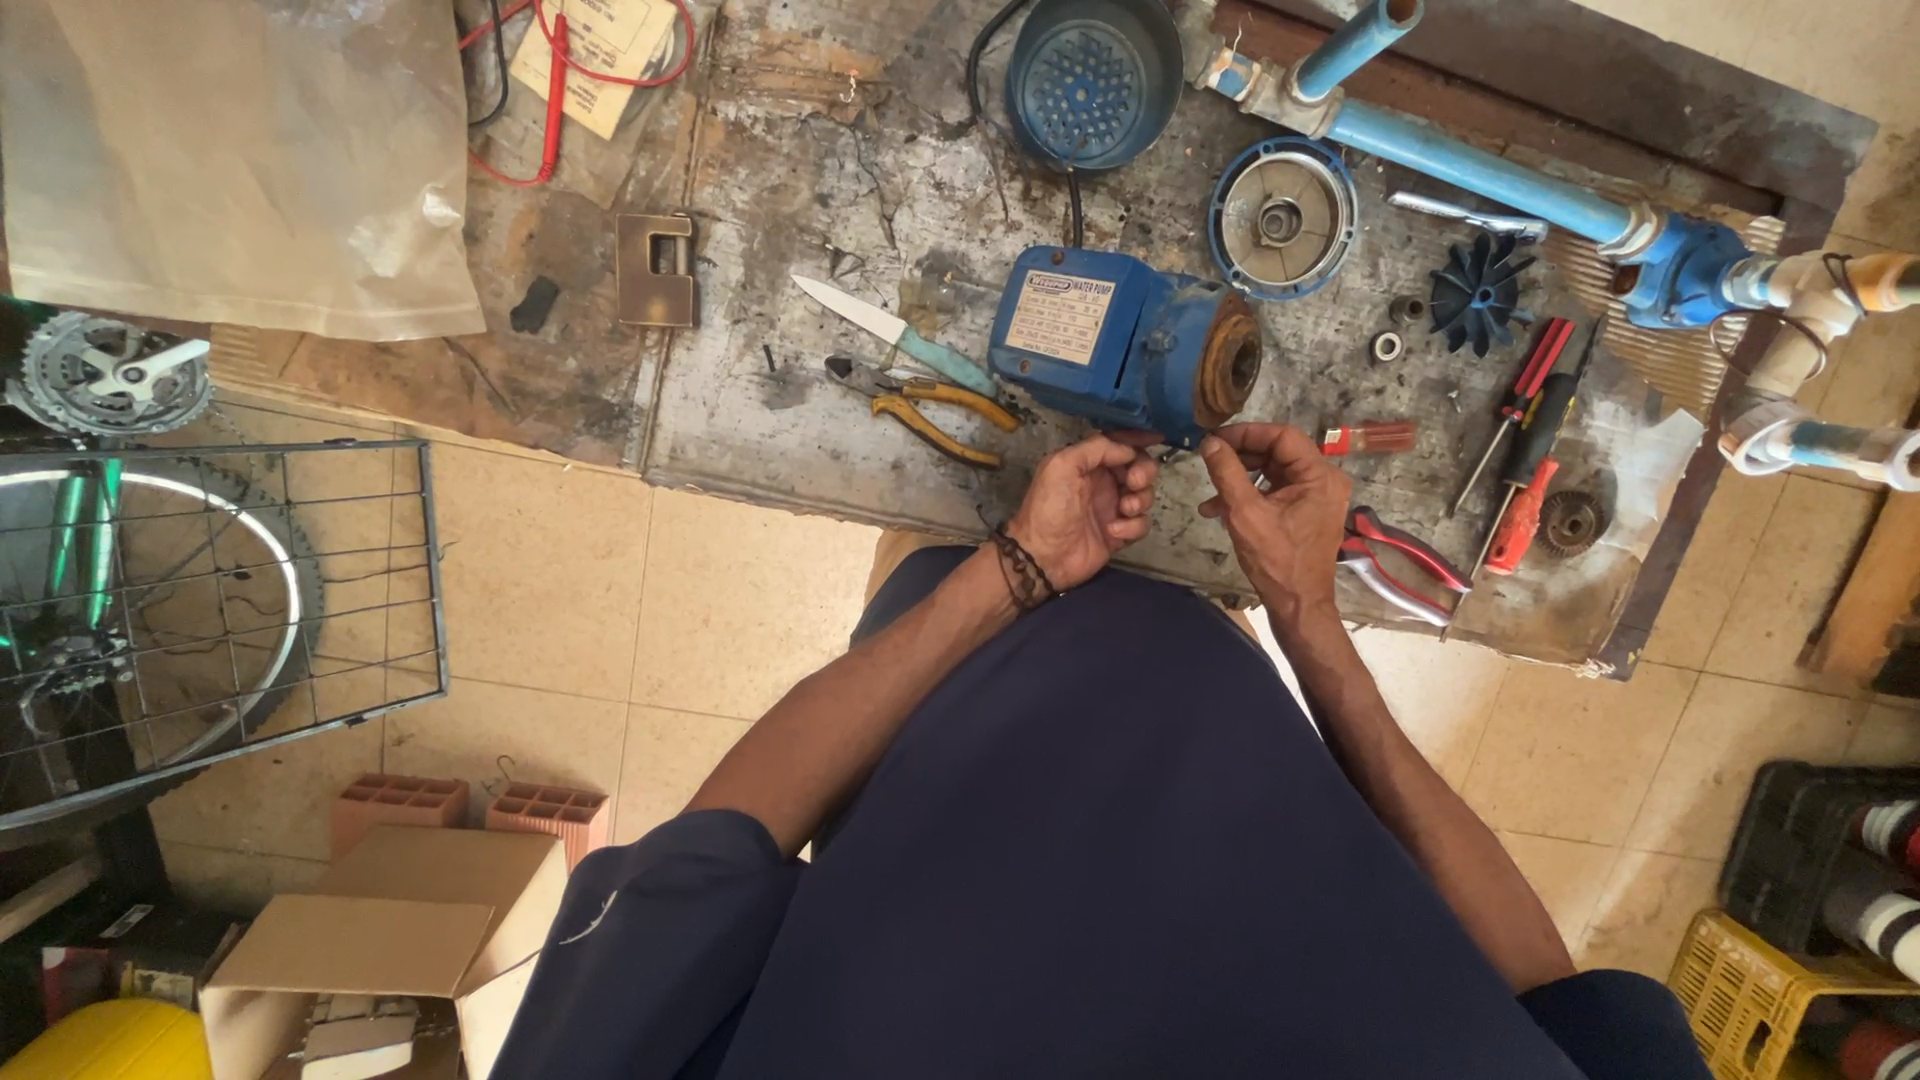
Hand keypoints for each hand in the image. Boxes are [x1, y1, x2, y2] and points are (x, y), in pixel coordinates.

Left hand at [1006, 432, 1160, 589]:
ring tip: (1123, 509)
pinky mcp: (1119, 533)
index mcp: (1087, 464)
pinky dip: (1132, 526)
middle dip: (1144, 471)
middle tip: (1134, 482)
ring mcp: (1112, 508)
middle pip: (1139, 467)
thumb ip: (1096, 449)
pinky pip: (1141, 523)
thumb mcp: (1063, 466)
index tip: (1157, 437)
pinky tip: (1113, 532)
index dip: (1138, 439)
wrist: (1044, 556)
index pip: (1118, 444)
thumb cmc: (1049, 508)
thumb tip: (1128, 450)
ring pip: (1144, 495)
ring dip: (1140, 499)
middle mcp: (1103, 483)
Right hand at [1198, 424, 1350, 620]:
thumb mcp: (1245, 513)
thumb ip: (1227, 473)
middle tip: (1209, 460)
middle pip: (1278, 452)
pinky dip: (1250, 495)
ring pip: (1273, 472)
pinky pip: (1275, 491)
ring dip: (1240, 478)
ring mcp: (1317, 497)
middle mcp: (1324, 480)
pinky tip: (1220, 509)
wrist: (1298, 604)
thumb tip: (1210, 443)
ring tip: (1211, 493)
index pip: (1282, 435)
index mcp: (1319, 476)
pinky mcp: (1306, 511)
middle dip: (1240, 456)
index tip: (1214, 439)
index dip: (1246, 433)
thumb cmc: (1275, 560)